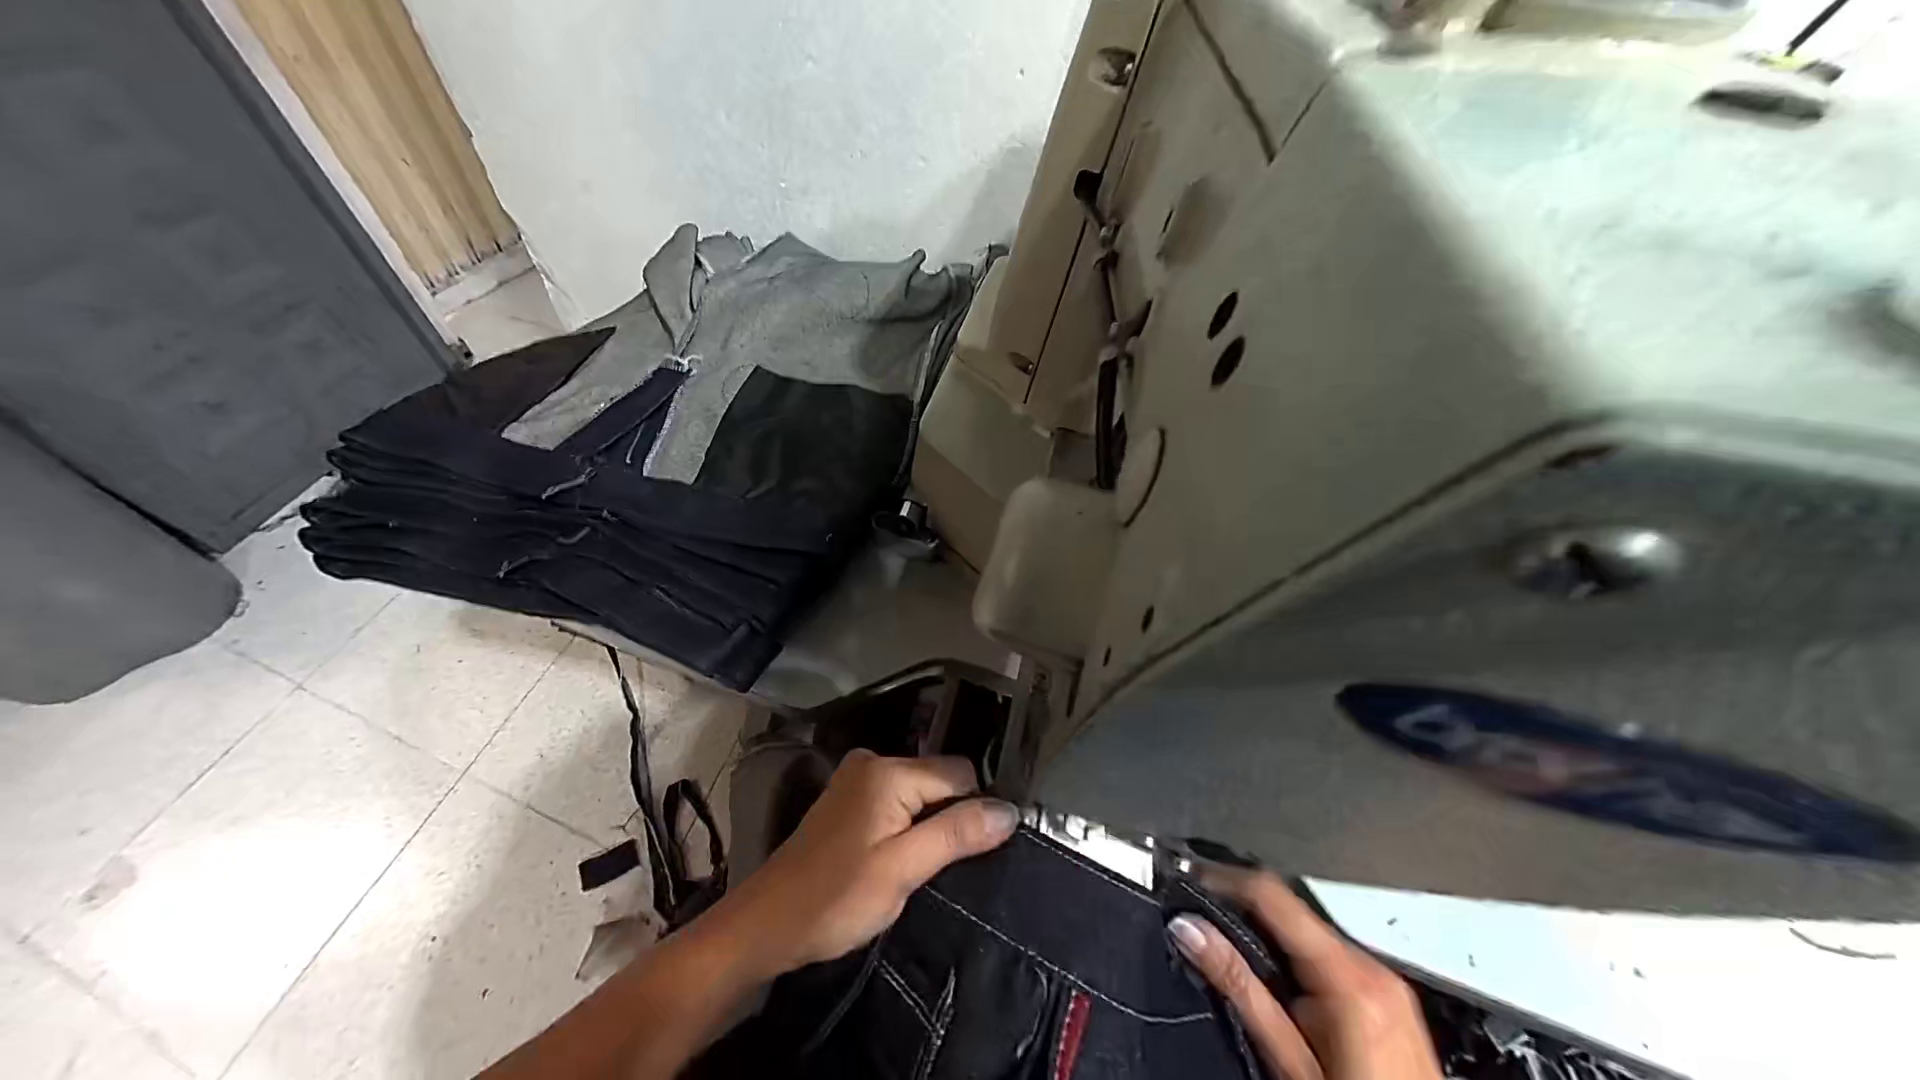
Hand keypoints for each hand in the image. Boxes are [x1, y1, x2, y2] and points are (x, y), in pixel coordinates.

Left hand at [710, 750, 1017, 978]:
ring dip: (929, 826)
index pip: (961, 774)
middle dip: (951, 818)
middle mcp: (873, 762)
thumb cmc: (834, 898)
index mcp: (888, 771)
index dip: (975, 810)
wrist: (766, 924)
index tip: (977, 852)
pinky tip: (901, 858)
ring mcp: (858, 780)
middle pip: (940, 780)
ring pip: (921, 793)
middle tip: (945, 866)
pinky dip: (908, 826)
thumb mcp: (902, 870)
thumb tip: (1010, 811)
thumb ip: (956, 834)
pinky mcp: (850, 799)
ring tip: (924, 867)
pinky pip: (899, 801)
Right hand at [1168, 869, 1442, 1079]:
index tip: (1190, 881)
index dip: (1225, 880)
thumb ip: (1238, 986)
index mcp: (1350, 977)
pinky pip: (1331, 954)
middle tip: (1199, 921)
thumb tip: (1190, 928)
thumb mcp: (1288, 1060)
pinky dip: (1294, 955)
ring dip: (1267, 933)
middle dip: (1242, 910)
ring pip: (1308, 930)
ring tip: (1229, 952)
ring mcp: (1387, 982)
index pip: (1273, 894)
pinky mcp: (1390, 997)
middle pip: (1291, 910)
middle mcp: (1374, 968)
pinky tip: (1276, 982)